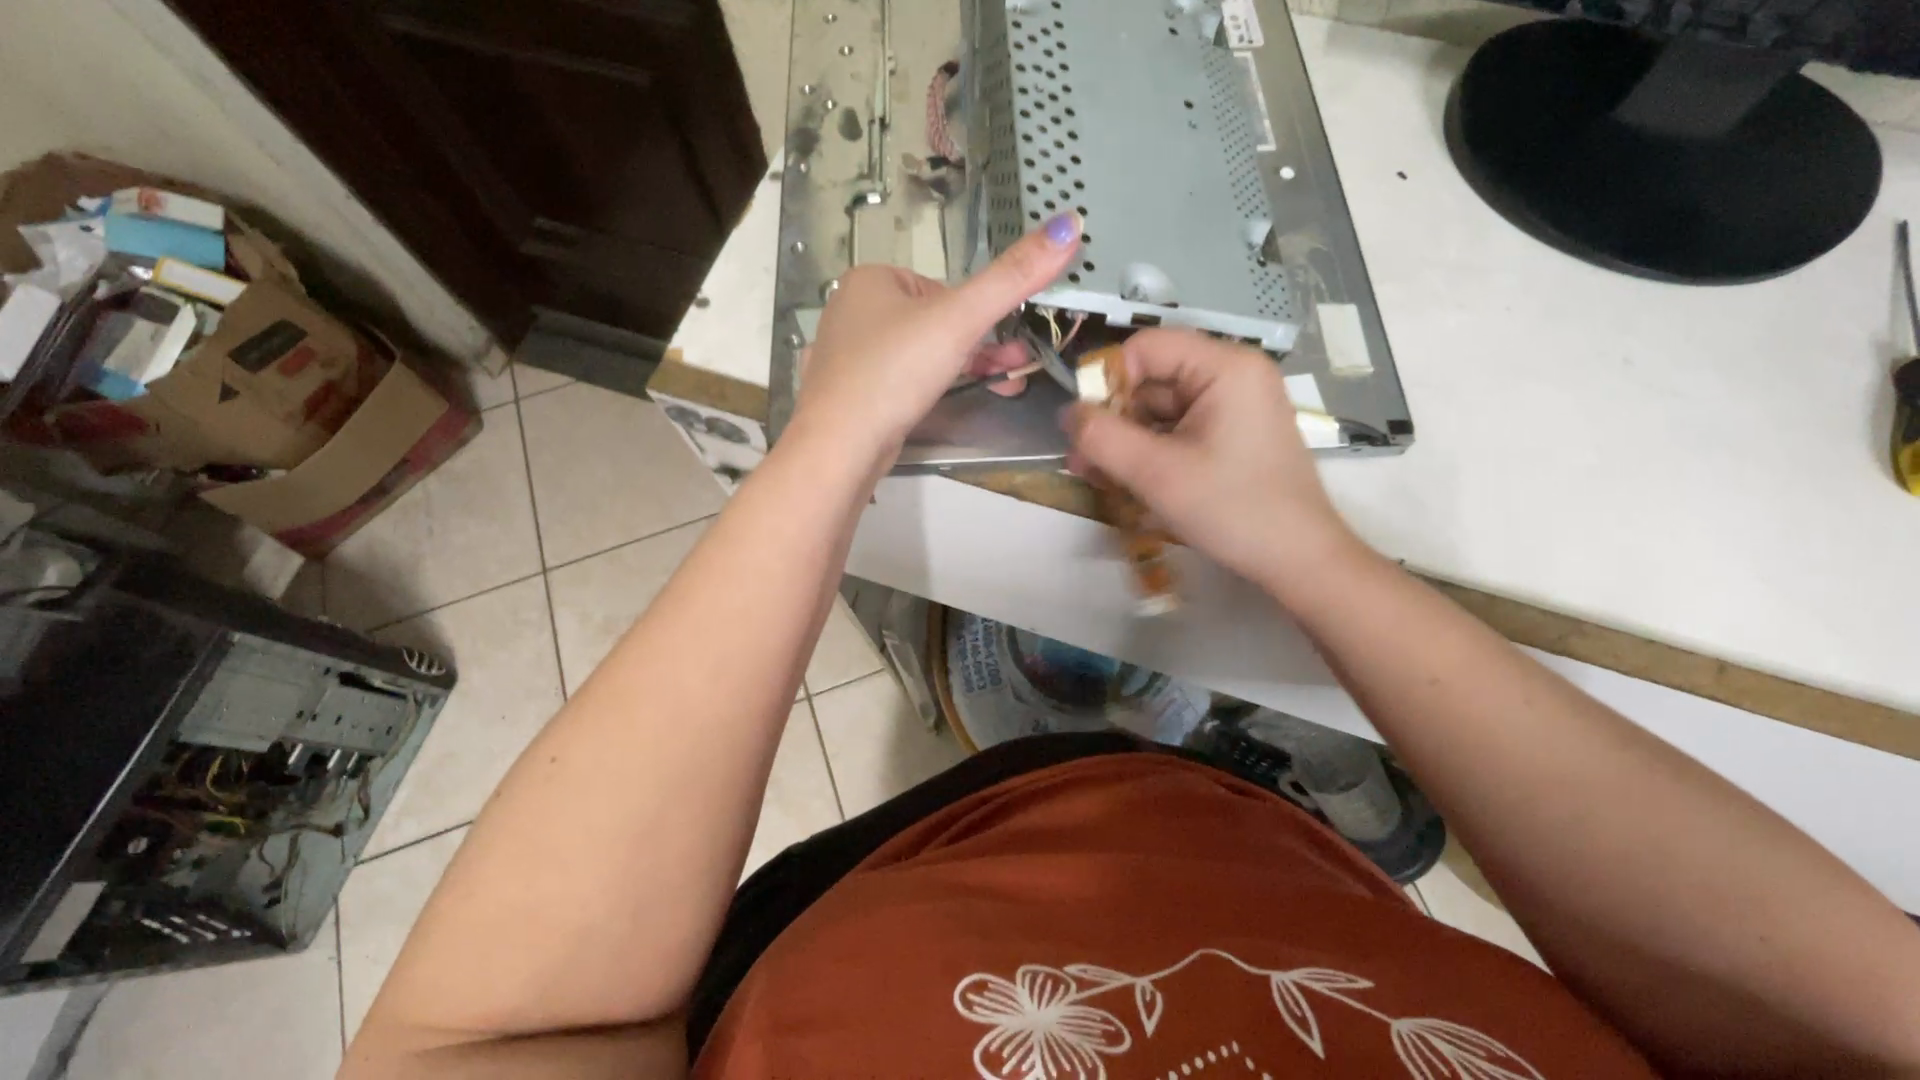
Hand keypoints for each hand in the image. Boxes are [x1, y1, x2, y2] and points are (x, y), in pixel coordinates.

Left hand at [788, 213, 1082, 459]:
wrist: (840, 445)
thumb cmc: (896, 371)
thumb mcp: (961, 319)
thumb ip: (1013, 278)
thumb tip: (1070, 223)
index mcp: (872, 279)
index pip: (942, 288)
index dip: (977, 315)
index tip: (1006, 340)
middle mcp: (854, 310)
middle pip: (934, 322)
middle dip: (980, 346)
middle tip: (1018, 367)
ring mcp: (849, 355)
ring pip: (920, 354)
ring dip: (963, 369)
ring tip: (1005, 388)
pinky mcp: (851, 393)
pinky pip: (901, 381)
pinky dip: (930, 389)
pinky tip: (947, 403)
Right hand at [1065, 328, 1368, 597]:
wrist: (1298, 558)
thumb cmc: (1231, 508)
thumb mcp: (1155, 473)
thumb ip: (1102, 437)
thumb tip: (1067, 413)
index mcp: (1224, 367)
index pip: (1146, 347)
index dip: (1107, 380)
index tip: (1086, 426)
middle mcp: (1233, 375)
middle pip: (1152, 378)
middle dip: (1113, 418)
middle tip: (1082, 460)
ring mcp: (1235, 406)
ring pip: (1161, 409)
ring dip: (1126, 440)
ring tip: (1096, 477)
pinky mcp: (1233, 435)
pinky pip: (1179, 430)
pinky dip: (1151, 452)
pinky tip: (1126, 482)